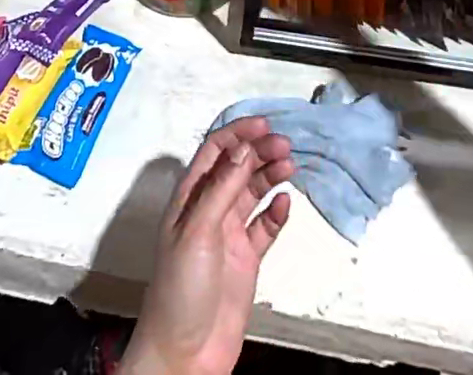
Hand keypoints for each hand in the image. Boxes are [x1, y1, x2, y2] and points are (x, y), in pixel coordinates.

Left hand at [123, 117, 295, 374]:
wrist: (186, 348)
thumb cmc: (181, 286)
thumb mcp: (197, 231)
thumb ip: (220, 190)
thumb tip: (240, 150)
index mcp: (190, 196)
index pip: (213, 152)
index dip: (236, 134)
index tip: (263, 124)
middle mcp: (209, 208)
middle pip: (236, 168)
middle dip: (258, 151)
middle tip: (285, 144)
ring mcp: (228, 233)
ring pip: (252, 193)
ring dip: (269, 176)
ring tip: (291, 164)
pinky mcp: (245, 259)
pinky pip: (263, 228)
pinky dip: (275, 214)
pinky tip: (287, 203)